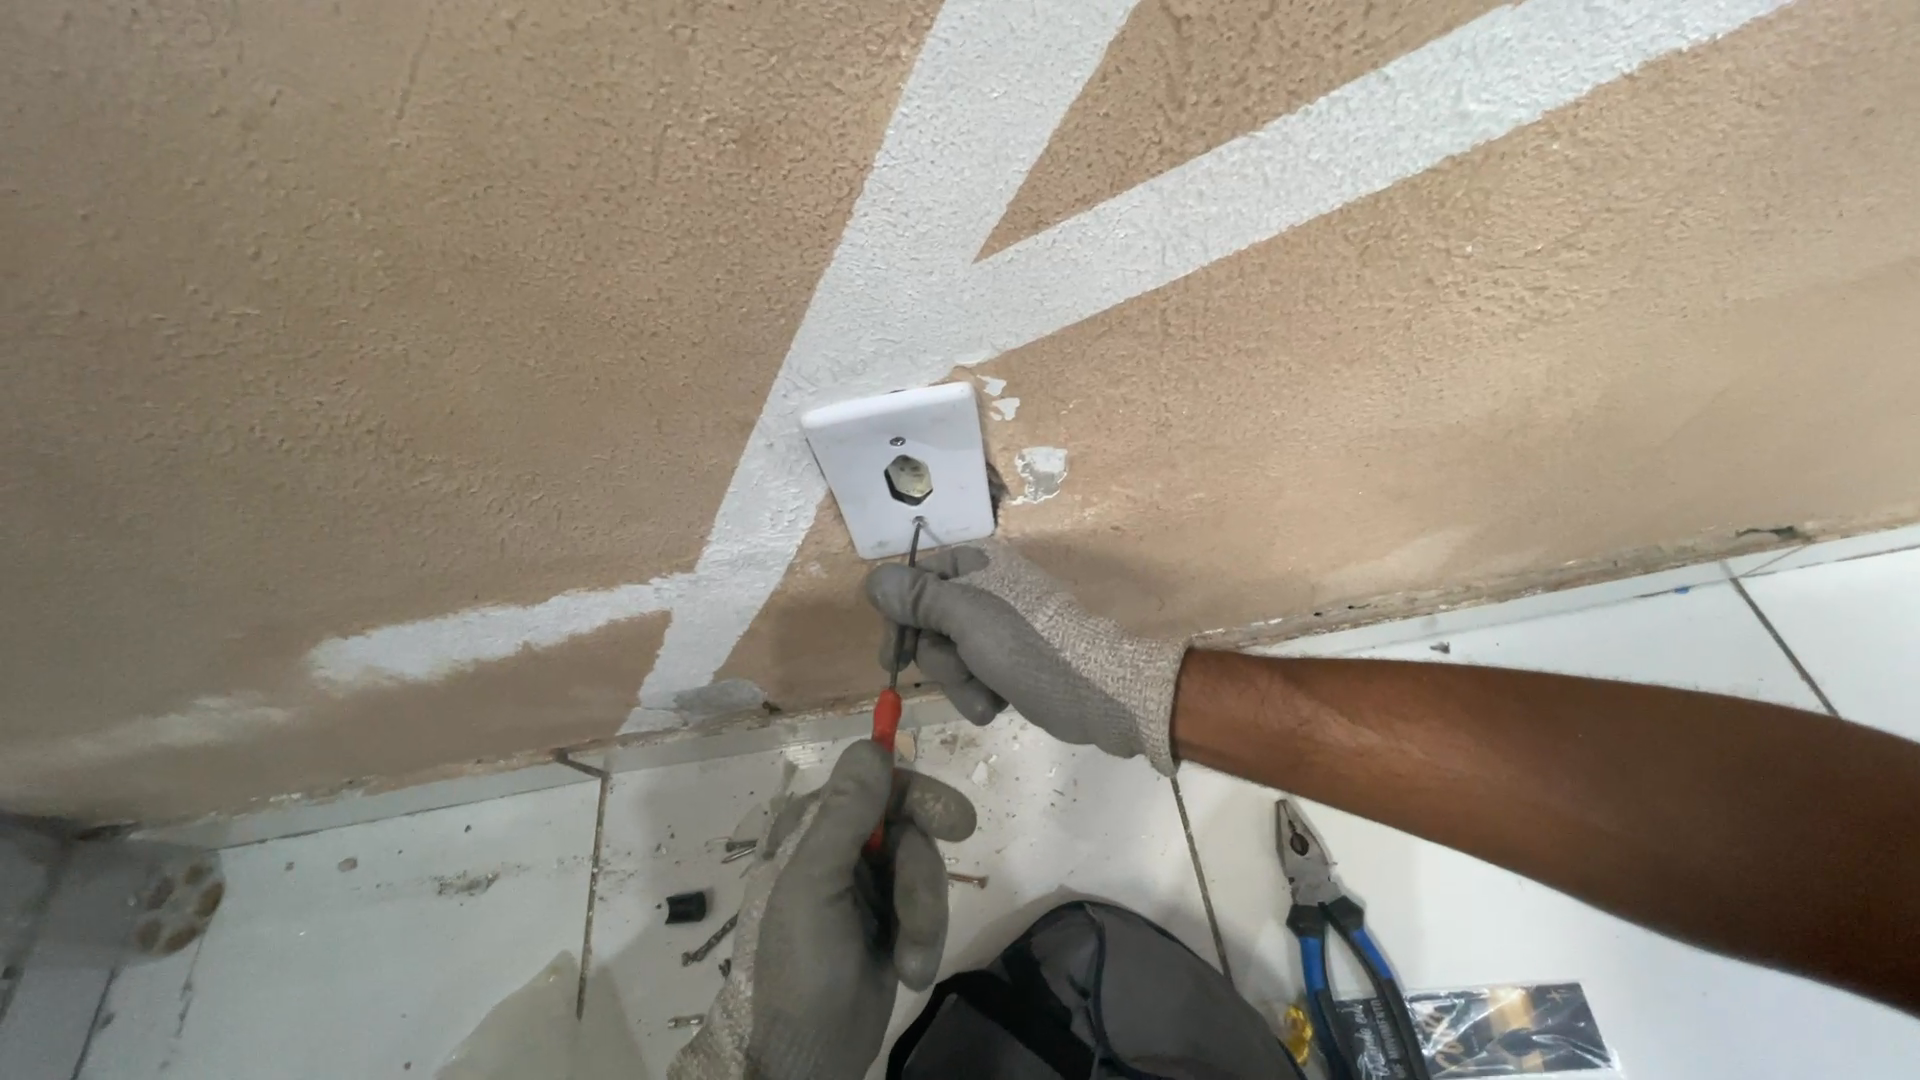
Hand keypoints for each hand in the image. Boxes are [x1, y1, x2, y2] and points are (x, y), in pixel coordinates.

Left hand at [669, 741, 975, 1079]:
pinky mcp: (892, 918)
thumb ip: (844, 814)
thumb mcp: (814, 885)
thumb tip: (873, 744)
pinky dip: (925, 939)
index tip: (957, 822)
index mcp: (814, 828)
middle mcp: (843, 845)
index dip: (918, 796)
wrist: (807, 1059)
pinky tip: (907, 970)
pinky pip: (929, 905)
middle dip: (922, 875)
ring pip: (925, 868)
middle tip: (930, 912)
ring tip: (908, 959)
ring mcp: (870, 882)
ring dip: (924, 918)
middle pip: (912, 826)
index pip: (876, 784)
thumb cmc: (799, 965)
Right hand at [864, 539, 1186, 774]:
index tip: (893, 654)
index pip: (916, 580)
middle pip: (927, 624)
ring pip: (947, 658)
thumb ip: (917, 597)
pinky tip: (997, 704)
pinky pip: (971, 678)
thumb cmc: (1028, 644)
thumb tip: (872, 580)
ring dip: (960, 683)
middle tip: (958, 669)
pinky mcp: (1009, 664)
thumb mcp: (966, 615)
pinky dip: (978, 695)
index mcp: (979, 564)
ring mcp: (998, 630)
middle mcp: (985, 591)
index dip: (901, 618)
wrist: (1096, 692)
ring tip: (986, 693)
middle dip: (939, 658)